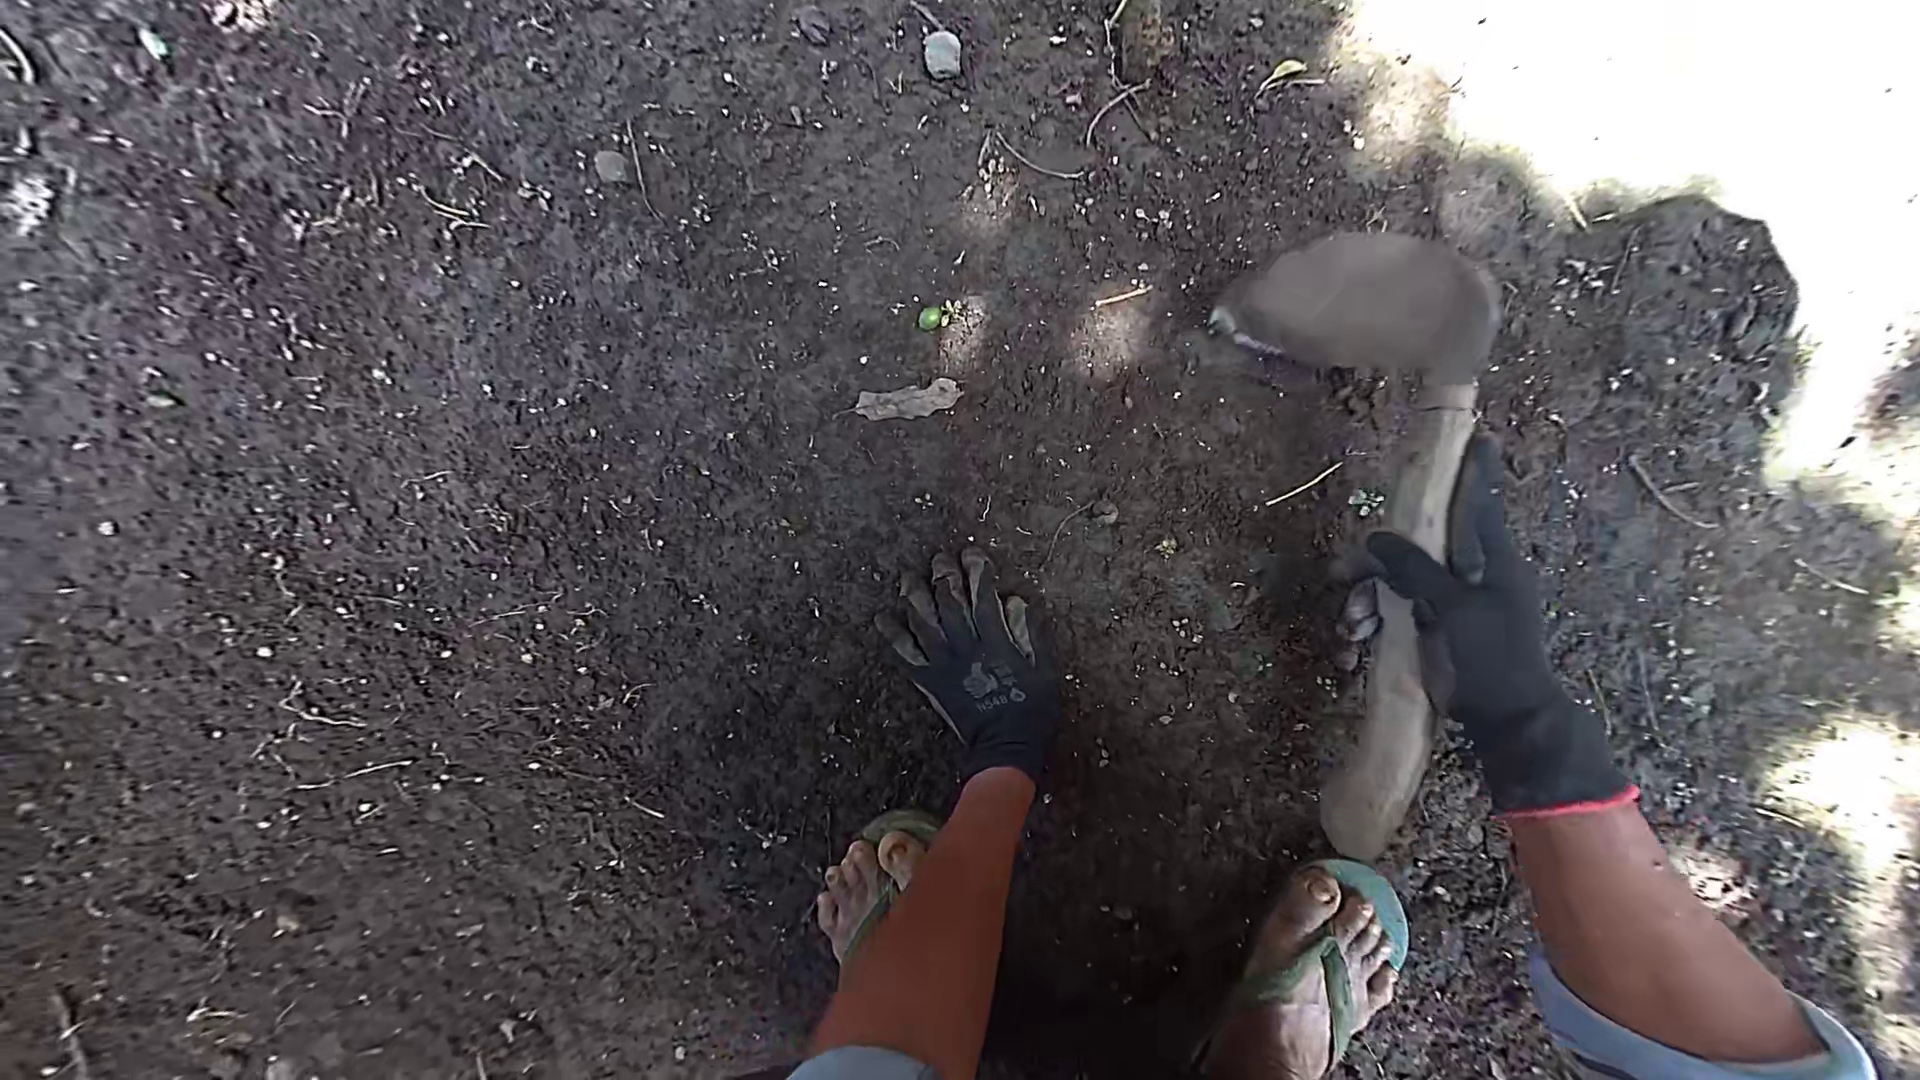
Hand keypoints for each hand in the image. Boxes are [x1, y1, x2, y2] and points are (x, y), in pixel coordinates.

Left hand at [877, 548, 1058, 781]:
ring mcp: (944, 663)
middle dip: (943, 575)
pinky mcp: (930, 680)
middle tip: (939, 558)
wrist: (1005, 747)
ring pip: (923, 621)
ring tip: (907, 577)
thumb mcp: (1044, 668)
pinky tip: (883, 618)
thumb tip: (1014, 600)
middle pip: (949, 601)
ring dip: (914, 595)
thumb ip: (1030, 632)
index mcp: (995, 641)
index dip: (977, 570)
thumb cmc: (1031, 708)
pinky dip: (893, 634)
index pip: (983, 595)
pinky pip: (906, 654)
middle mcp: (966, 646)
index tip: (972, 553)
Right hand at [1364, 436, 1634, 815]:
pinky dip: (1363, 624)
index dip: (1473, 470)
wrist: (1504, 719)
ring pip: (1387, 580)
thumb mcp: (1457, 609)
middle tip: (1338, 574)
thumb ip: (1418, 568)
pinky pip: (1383, 610)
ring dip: (1360, 602)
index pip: (1477, 503)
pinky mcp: (1422, 624)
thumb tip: (1377, 534)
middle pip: (1408, 544)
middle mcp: (1463, 573)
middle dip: (1368, 562)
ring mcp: (1441, 599)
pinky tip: (1354, 644)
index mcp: (1488, 560)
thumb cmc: (1493, 659)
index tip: (1474, 436)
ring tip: (1351, 629)